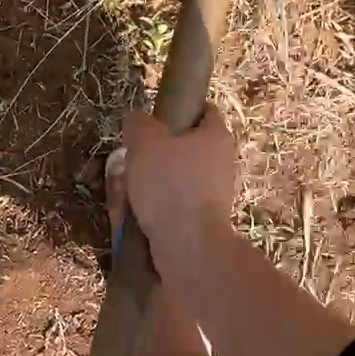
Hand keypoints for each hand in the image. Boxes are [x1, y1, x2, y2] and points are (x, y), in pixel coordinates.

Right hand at [123, 102, 236, 259]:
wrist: (189, 247)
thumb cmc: (170, 184)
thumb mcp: (145, 142)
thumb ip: (139, 124)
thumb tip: (137, 121)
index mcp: (216, 136)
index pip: (204, 110)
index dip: (180, 108)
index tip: (155, 118)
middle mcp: (223, 162)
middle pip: (189, 145)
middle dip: (161, 149)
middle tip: (136, 154)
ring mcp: (216, 192)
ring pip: (180, 175)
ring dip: (157, 179)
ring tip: (131, 187)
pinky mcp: (206, 218)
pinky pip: (178, 201)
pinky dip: (160, 204)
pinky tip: (140, 210)